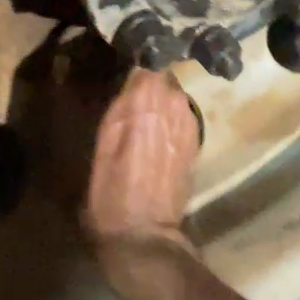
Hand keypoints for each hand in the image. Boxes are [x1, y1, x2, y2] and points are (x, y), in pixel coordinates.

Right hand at [83, 68, 200, 248]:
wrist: (145, 233)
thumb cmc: (112, 192)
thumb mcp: (103, 147)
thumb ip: (120, 108)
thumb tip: (132, 79)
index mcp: (144, 104)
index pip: (147, 66)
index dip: (136, 71)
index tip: (125, 77)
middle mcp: (173, 105)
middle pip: (163, 78)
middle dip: (149, 86)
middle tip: (132, 101)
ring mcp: (189, 122)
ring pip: (174, 95)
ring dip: (162, 101)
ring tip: (146, 118)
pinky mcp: (197, 139)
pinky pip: (182, 114)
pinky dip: (172, 118)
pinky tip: (159, 134)